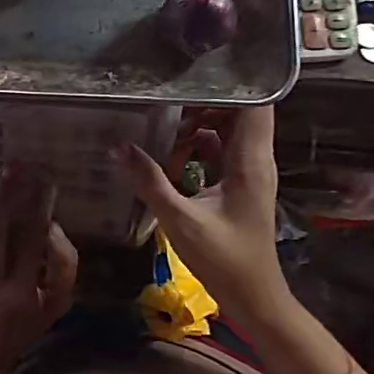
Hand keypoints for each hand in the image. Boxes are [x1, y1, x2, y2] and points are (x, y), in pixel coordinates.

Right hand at [117, 105, 287, 314]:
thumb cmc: (224, 259)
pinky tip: (172, 157)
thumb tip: (118, 147)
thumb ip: (150, 182)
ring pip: (229, 130)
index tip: (193, 77)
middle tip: (168, 102)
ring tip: (165, 129)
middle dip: (205, 103)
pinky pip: (221, 150)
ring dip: (200, 125)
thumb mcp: (180, 220)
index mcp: (251, 161)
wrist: (253, 297)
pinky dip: (199, 146)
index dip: (231, 85)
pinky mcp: (240, 184)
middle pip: (239, 111)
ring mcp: (249, 172)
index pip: (255, 104)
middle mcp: (256, 159)